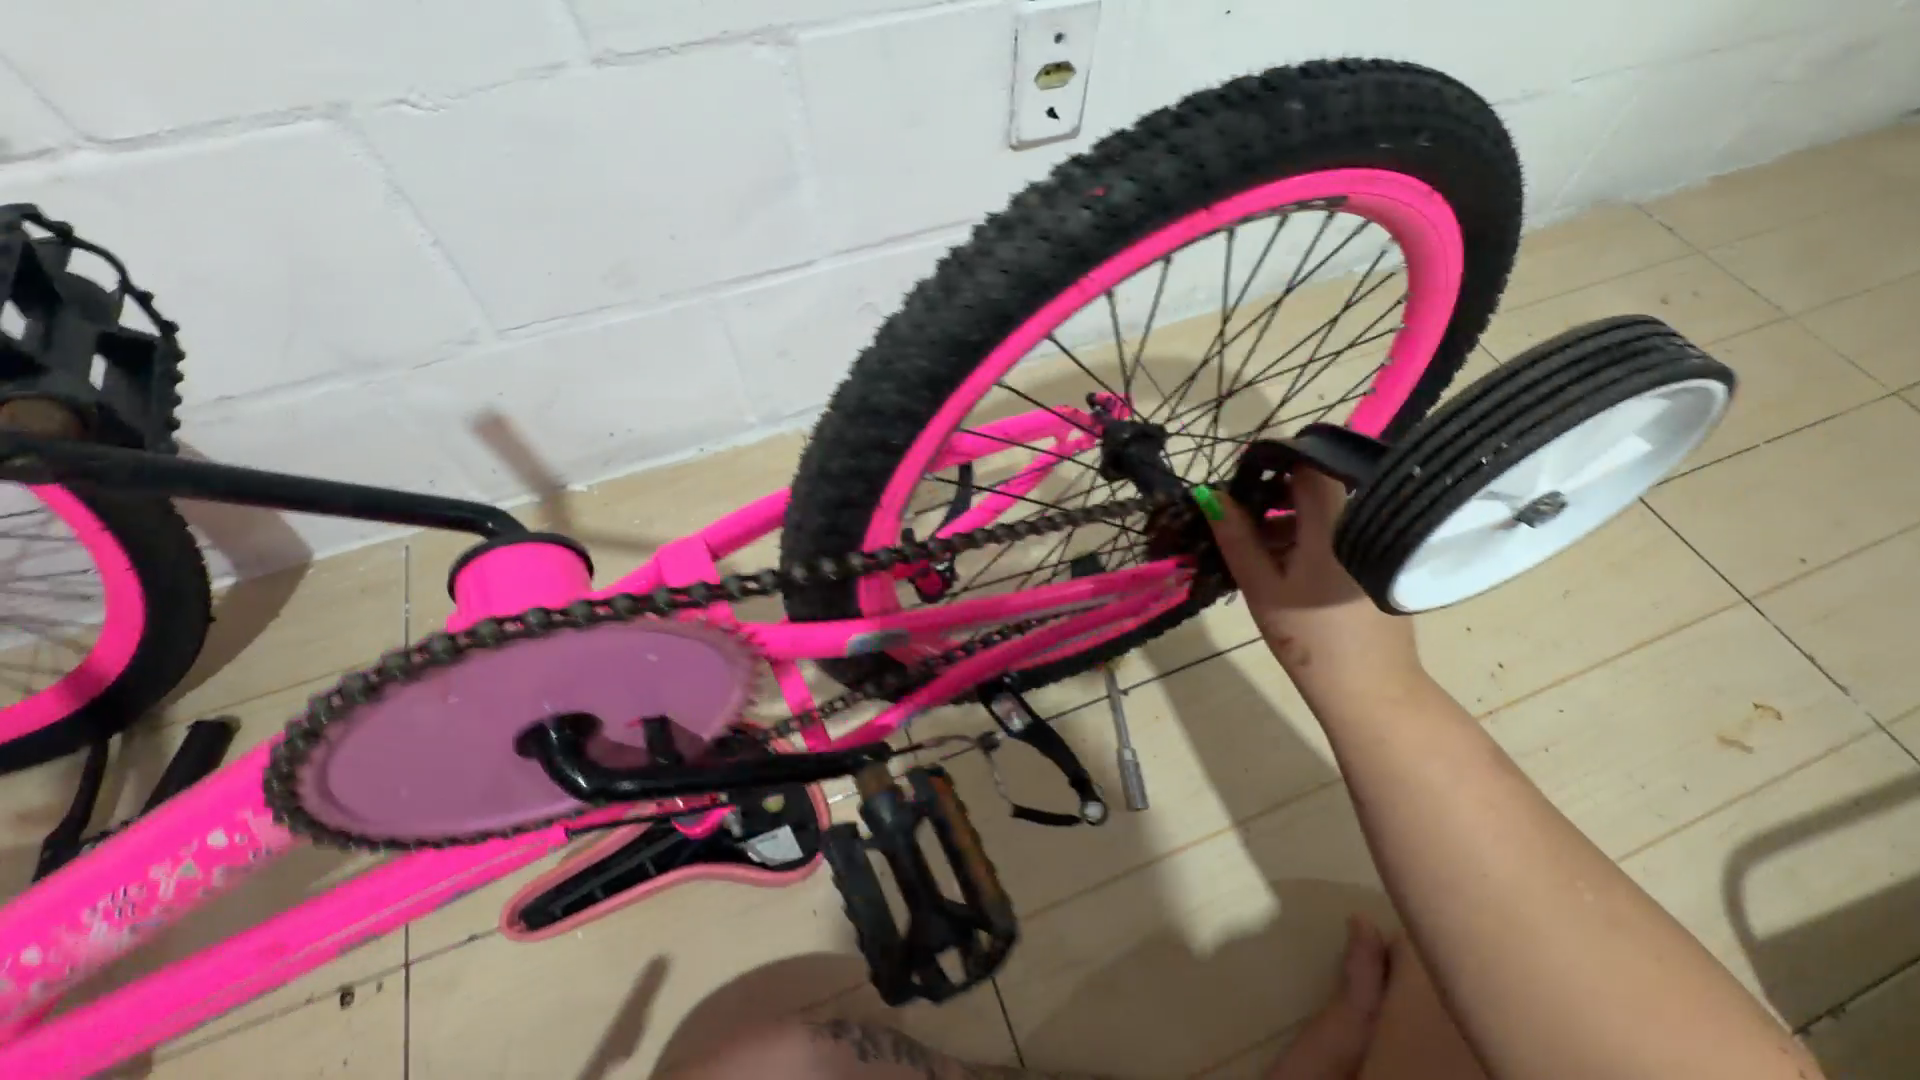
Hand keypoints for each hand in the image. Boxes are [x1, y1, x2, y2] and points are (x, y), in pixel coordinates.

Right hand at [1205, 468, 1420, 692]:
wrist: (1369, 689)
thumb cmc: (1309, 639)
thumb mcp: (1262, 587)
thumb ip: (1236, 537)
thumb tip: (1209, 496)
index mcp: (1335, 522)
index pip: (1309, 466)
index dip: (1274, 467)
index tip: (1243, 486)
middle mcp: (1363, 522)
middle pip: (1319, 488)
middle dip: (1278, 498)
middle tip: (1243, 523)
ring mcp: (1376, 542)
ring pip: (1330, 513)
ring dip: (1293, 522)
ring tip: (1258, 552)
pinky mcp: (1382, 562)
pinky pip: (1344, 533)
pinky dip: (1314, 540)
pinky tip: (1287, 569)